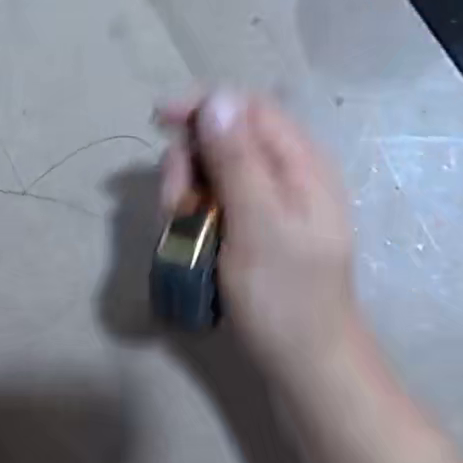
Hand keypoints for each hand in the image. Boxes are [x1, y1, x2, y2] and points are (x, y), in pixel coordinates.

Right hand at [157, 91, 358, 376]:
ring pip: (213, 174)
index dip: (202, 106)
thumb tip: (216, 98)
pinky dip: (195, 215)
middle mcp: (287, 175)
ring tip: (183, 232)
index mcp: (300, 163)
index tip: (158, 122)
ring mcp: (270, 205)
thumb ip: (238, 161)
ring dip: (187, 193)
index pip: (247, 107)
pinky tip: (191, 243)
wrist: (305, 363)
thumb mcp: (258, 225)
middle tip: (175, 204)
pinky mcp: (254, 231)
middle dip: (190, 162)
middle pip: (225, 139)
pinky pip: (216, 204)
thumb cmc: (284, 297)